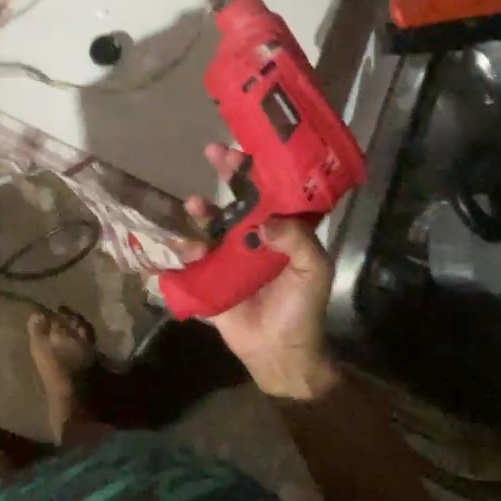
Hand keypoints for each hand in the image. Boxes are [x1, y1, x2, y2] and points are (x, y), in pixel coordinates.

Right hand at [182, 145, 342, 402]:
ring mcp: (232, 255)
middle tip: (214, 151)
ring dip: (203, 208)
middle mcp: (257, 236)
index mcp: (284, 231)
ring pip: (214, 221)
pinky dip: (187, 247)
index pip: (272, 190)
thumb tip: (265, 221)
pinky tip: (189, 246)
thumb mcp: (313, 270)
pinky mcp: (212, 276)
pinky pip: (196, 257)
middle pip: (240, 196)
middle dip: (228, 172)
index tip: (249, 146)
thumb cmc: (302, 309)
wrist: (280, 354)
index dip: (261, 168)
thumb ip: (296, 240)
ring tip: (195, 204)